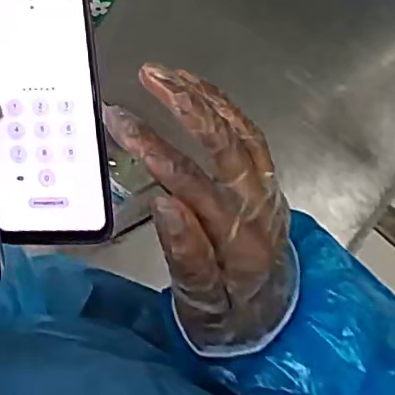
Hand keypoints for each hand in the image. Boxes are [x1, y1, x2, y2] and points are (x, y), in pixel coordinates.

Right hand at [106, 64, 296, 356]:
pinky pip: (247, 130)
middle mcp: (258, 207)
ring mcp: (265, 187)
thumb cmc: (227, 316)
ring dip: (202, 95)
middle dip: (183, 105)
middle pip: (224, 144)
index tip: (121, 123)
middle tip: (149, 78)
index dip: (153, 150)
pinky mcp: (266, 176)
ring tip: (166, 74)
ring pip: (238, 129)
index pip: (192, 185)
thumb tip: (165, 204)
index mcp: (239, 242)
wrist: (274, 321)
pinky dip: (222, 102)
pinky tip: (195, 86)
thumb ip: (187, 257)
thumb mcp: (201, 305)